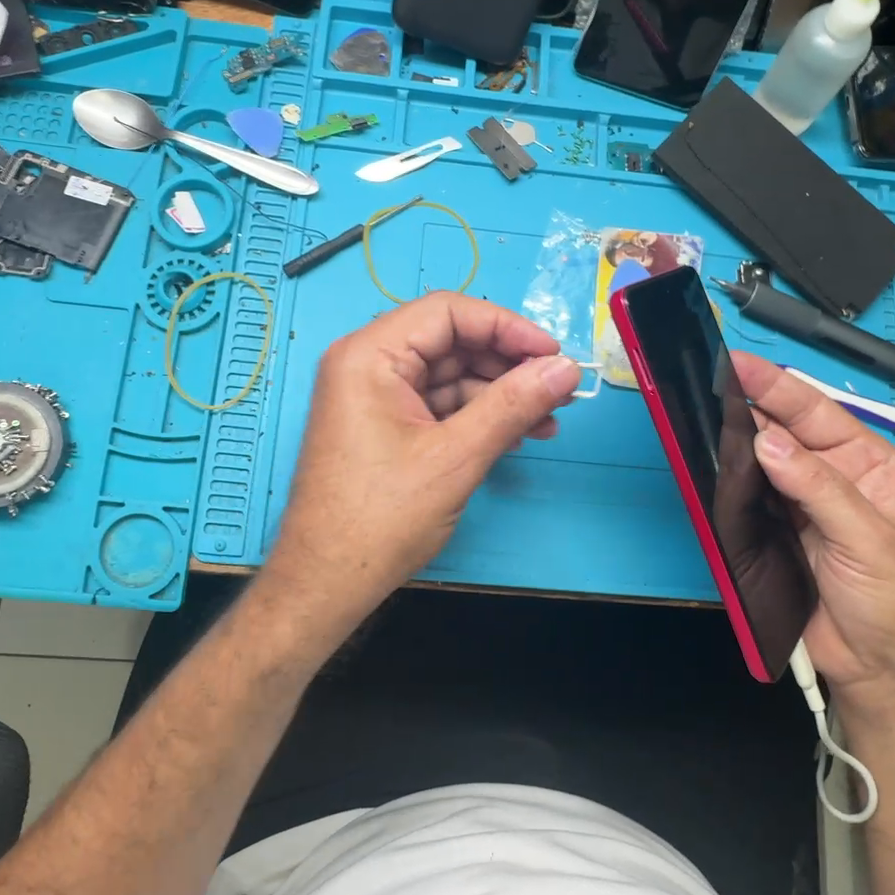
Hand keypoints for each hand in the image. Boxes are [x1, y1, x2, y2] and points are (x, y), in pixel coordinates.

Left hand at [268, 293, 582, 609]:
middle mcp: (366, 364)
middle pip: (450, 342)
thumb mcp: (456, 457)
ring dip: (499, 395)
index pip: (447, 312)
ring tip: (548, 421)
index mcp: (369, 355)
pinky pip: (437, 406)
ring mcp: (373, 397)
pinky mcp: (383, 426)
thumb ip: (513, 405)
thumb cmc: (381, 518)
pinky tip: (516, 435)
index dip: (507, 327)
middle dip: (508, 365)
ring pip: (449, 376)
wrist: (327, 583)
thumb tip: (567, 369)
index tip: (554, 355)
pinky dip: (476, 417)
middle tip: (559, 390)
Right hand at [730, 352, 894, 714]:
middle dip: (749, 408)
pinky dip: (727, 485)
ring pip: (761, 466)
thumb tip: (767, 440)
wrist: (888, 673)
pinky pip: (748, 503)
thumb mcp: (871, 540)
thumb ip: (819, 489)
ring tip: (697, 418)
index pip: (819, 415)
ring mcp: (801, 510)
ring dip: (733, 446)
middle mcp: (832, 480)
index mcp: (869, 468)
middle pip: (784, 434)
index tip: (738, 365)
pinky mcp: (776, 538)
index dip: (779, 387)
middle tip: (704, 386)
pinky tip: (706, 467)